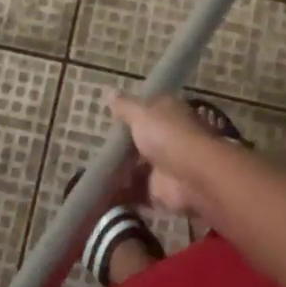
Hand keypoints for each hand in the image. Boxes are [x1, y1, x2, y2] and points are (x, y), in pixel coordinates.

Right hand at [107, 91, 220, 217]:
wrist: (190, 176)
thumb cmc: (167, 135)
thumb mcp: (141, 114)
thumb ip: (125, 106)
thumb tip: (110, 91)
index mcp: (168, 113)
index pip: (149, 109)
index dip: (131, 114)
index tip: (111, 118)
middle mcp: (168, 137)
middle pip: (142, 140)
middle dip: (123, 147)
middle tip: (98, 148)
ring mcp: (165, 165)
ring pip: (138, 167)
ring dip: (120, 172)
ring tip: (94, 173)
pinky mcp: (160, 191)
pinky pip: (136, 192)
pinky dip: (121, 195)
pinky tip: (102, 193)